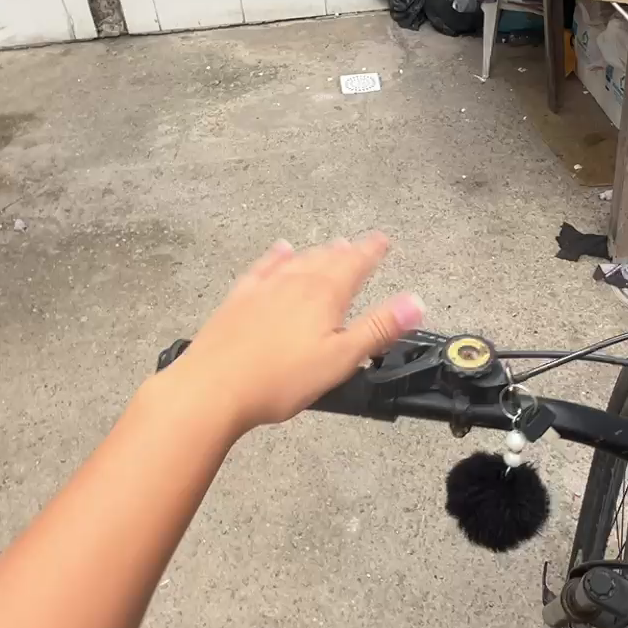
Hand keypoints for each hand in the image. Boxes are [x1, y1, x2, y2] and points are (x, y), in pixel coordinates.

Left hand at [156, 233, 424, 432]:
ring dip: (317, 252)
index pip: (355, 264)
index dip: (372, 251)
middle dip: (348, 250)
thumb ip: (378, 329)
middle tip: (361, 243)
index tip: (383, 240)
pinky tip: (279, 251)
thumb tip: (415, 302)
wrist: (212, 388)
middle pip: (327, 258)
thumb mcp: (340, 359)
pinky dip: (275, 257)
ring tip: (330, 245)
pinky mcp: (239, 301)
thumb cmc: (277, 380)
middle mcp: (294, 283)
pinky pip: (263, 268)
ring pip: (297, 260)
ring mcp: (263, 289)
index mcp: (323, 295)